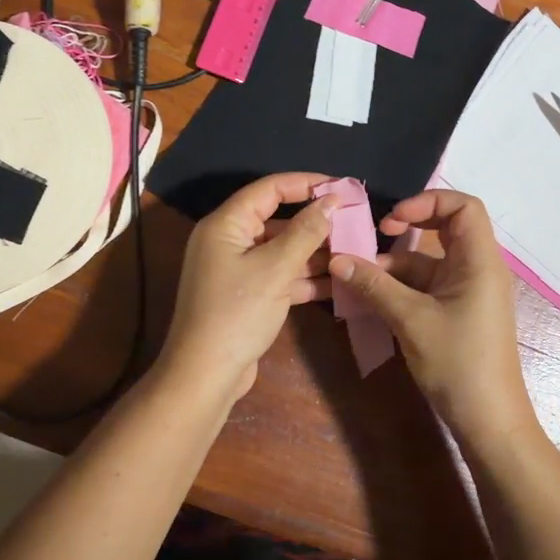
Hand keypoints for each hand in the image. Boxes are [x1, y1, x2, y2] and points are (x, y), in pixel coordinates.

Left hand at [159, 173, 334, 402]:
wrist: (205, 375)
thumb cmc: (237, 314)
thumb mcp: (275, 269)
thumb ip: (305, 232)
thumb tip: (332, 200)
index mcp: (225, 224)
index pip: (269, 189)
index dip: (306, 183)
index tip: (342, 187)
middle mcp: (228, 241)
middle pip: (277, 219)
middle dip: (315, 222)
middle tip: (354, 222)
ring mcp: (236, 270)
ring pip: (281, 250)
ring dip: (314, 252)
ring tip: (354, 251)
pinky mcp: (247, 296)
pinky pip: (279, 276)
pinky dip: (304, 278)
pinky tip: (337, 283)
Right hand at [329, 190, 533, 443]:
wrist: (488, 421)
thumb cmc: (458, 362)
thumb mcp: (410, 319)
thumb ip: (374, 285)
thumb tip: (337, 259)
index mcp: (480, 261)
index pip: (463, 206)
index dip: (428, 202)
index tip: (392, 220)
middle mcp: (477, 269)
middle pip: (445, 229)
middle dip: (407, 228)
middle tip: (375, 234)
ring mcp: (467, 292)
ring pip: (429, 261)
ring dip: (394, 264)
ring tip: (355, 272)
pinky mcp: (456, 312)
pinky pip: (426, 285)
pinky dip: (400, 286)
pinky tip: (369, 295)